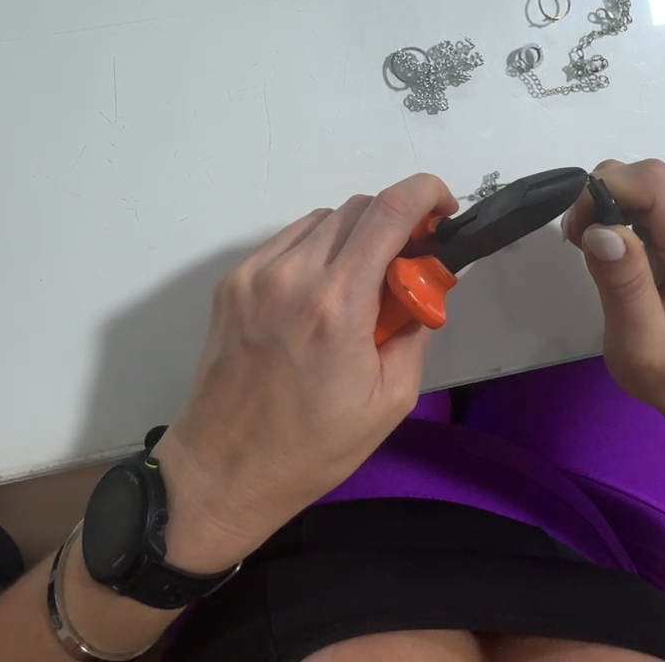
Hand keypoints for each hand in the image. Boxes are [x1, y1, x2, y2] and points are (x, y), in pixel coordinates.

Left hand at [150, 173, 457, 572]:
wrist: (221, 471)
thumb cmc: (312, 447)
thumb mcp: (391, 400)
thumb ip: (417, 328)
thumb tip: (426, 281)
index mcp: (338, 304)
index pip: (390, 210)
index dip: (426, 192)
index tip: (442, 210)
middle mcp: (294, 275)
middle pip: (359, 206)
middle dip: (394, 222)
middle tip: (405, 264)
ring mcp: (256, 274)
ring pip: (323, 220)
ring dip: (354, 236)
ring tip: (358, 285)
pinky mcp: (233, 281)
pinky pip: (288, 240)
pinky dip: (315, 250)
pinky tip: (317, 293)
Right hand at [561, 159, 664, 428]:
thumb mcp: (637, 346)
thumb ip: (623, 287)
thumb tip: (603, 228)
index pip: (656, 187)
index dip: (606, 191)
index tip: (578, 231)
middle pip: (648, 178)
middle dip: (600, 199)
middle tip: (580, 247)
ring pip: (645, 181)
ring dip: (607, 205)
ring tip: (597, 255)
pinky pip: (649, 193)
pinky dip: (620, 209)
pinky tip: (617, 249)